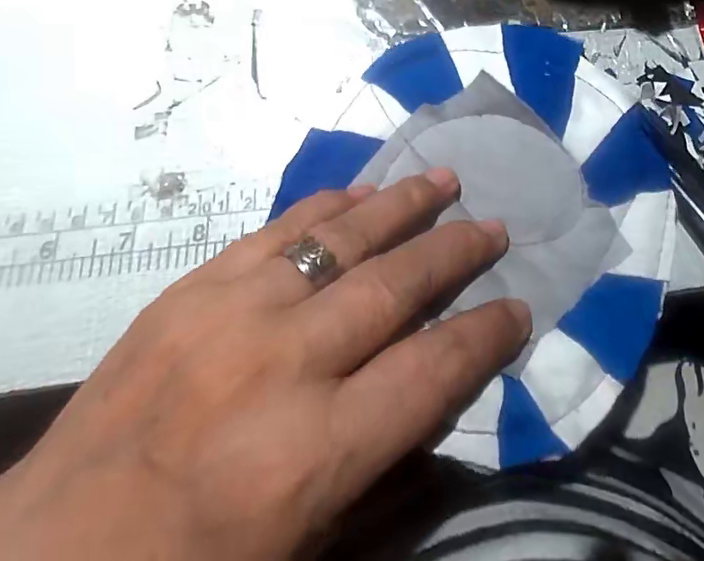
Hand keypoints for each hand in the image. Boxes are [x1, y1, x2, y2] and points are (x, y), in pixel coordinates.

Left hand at [0, 170, 529, 560]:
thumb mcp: (310, 541)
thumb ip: (387, 461)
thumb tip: (447, 388)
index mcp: (311, 452)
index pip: (434, 368)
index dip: (487, 333)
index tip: (519, 309)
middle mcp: (277, 370)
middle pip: (395, 286)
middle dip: (457, 251)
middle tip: (495, 228)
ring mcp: (227, 319)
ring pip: (341, 241)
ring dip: (403, 205)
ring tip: (445, 179)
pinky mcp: (185, 294)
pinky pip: (275, 232)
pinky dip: (327, 208)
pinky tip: (362, 192)